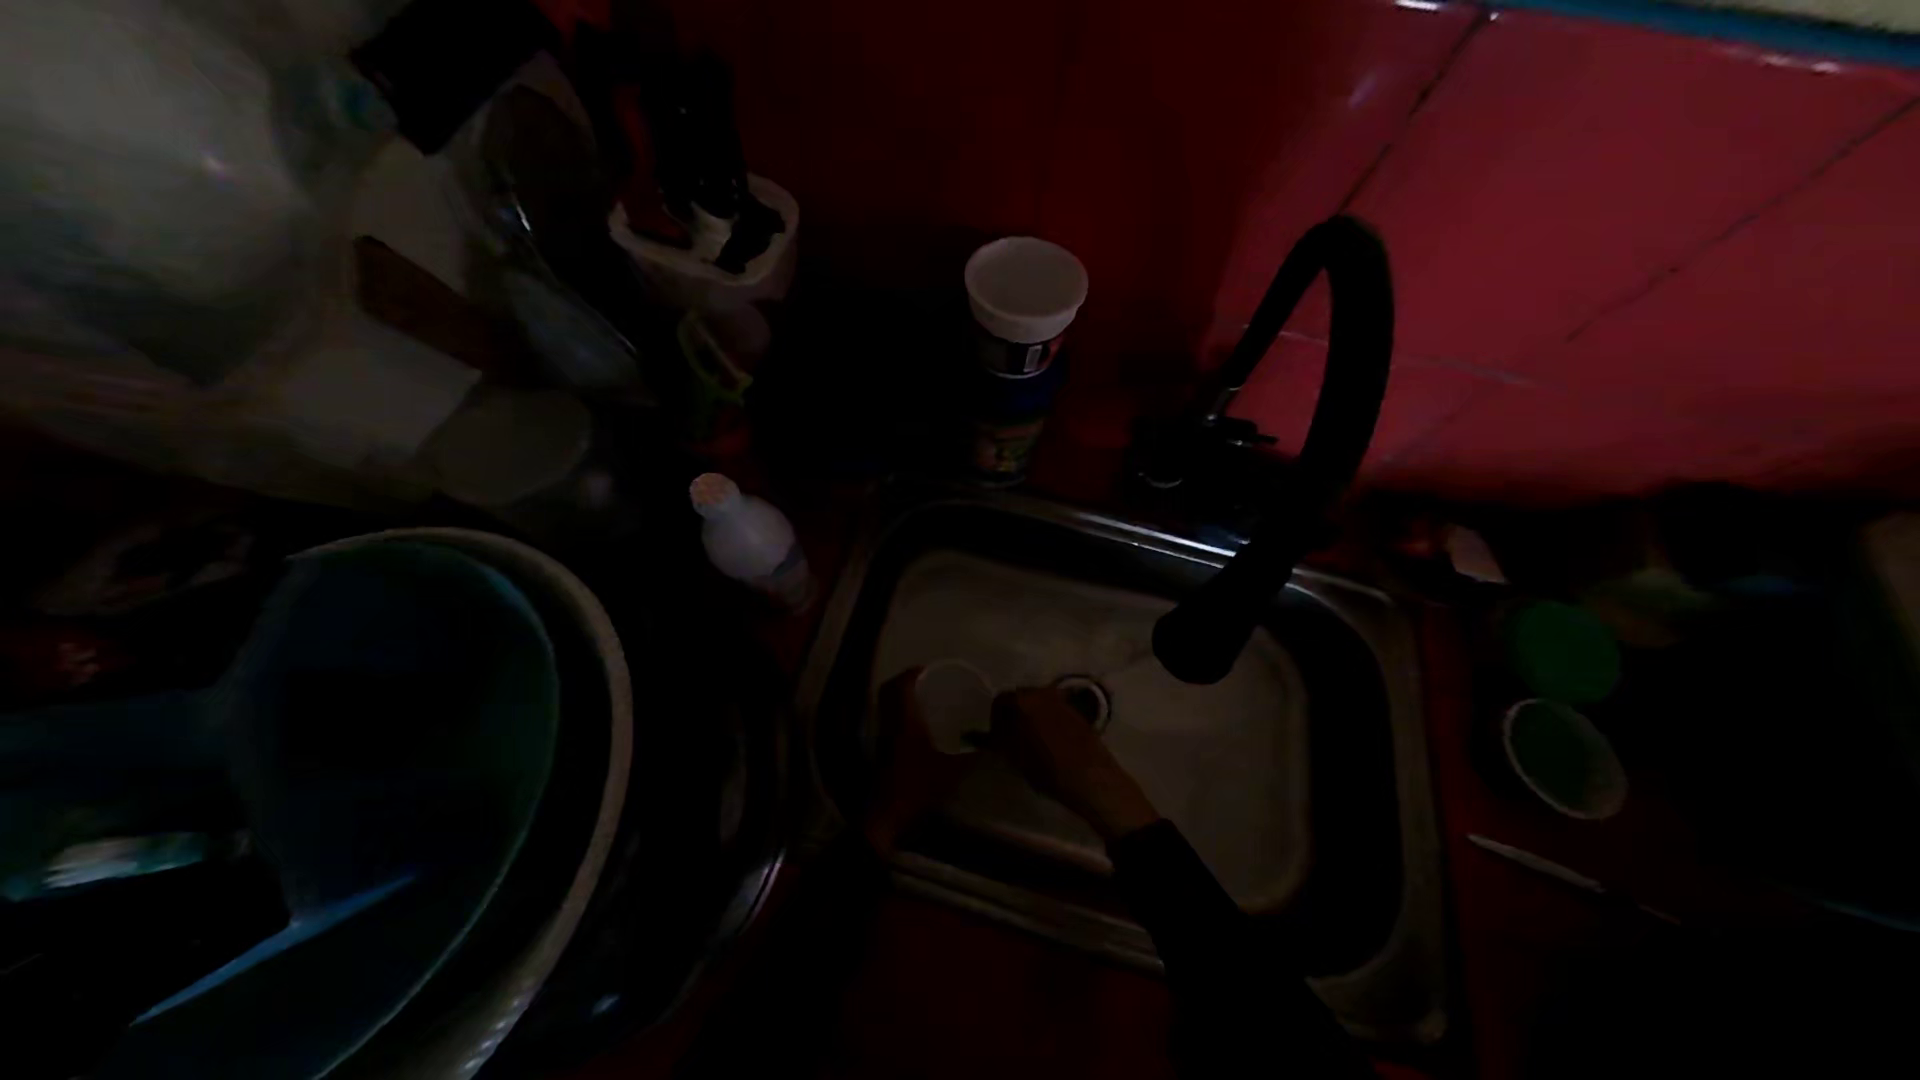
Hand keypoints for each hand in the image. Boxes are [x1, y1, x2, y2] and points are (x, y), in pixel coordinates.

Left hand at [863, 668, 969, 855]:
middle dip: (902, 680)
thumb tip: (995, 740)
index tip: (927, 669)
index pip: (900, 686)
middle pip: (887, 691)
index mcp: (905, 721)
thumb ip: (974, 754)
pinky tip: (917, 723)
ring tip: (922, 697)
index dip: (911, 673)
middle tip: (924, 680)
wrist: (889, 815)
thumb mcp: (953, 770)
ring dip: (899, 696)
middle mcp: (890, 724)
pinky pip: (888, 719)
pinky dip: (898, 712)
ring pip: (885, 705)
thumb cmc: (919, 786)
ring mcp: (883, 737)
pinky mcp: (882, 750)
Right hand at [989, 688, 1160, 840]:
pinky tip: (1050, 741)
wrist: (1089, 777)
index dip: (995, 719)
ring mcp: (1062, 700)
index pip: (1000, 701)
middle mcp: (1042, 692)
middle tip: (1011, 737)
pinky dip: (1048, 721)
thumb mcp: (1013, 756)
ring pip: (1039, 704)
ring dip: (1031, 717)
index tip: (996, 737)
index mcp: (1022, 700)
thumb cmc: (1045, 767)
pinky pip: (1055, 710)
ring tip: (1031, 740)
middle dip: (1013, 715)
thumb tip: (985, 735)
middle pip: (1020, 699)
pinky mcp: (1078, 711)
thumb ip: (996, 741)